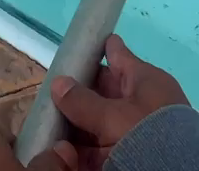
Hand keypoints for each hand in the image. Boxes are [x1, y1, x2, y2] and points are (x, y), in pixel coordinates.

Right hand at [49, 35, 189, 170]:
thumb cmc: (147, 134)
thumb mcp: (113, 116)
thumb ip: (82, 100)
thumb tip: (58, 83)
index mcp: (145, 81)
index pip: (117, 55)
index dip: (96, 48)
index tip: (76, 43)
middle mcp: (140, 103)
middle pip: (102, 90)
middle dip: (78, 89)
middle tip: (53, 86)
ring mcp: (133, 131)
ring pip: (97, 120)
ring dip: (76, 119)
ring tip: (51, 114)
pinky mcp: (126, 156)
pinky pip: (97, 147)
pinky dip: (81, 146)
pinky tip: (62, 144)